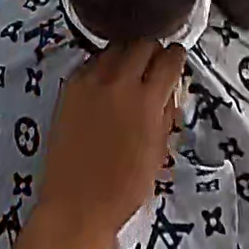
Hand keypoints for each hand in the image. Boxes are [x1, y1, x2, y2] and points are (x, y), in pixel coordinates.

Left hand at [34, 39, 185, 248]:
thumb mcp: (158, 150)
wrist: (75, 205)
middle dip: (154, 52)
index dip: (177, 57)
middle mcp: (121, 82)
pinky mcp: (71, 85)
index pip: (170, 58)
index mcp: (147, 101)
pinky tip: (105, 82)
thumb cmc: (124, 187)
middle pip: (144, 43)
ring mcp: (93, 80)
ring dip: (128, 54)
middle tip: (152, 67)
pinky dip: (104, 65)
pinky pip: (93, 60)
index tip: (175, 61)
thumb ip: (165, 112)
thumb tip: (168, 90)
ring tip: (128, 72)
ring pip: (118, 45)